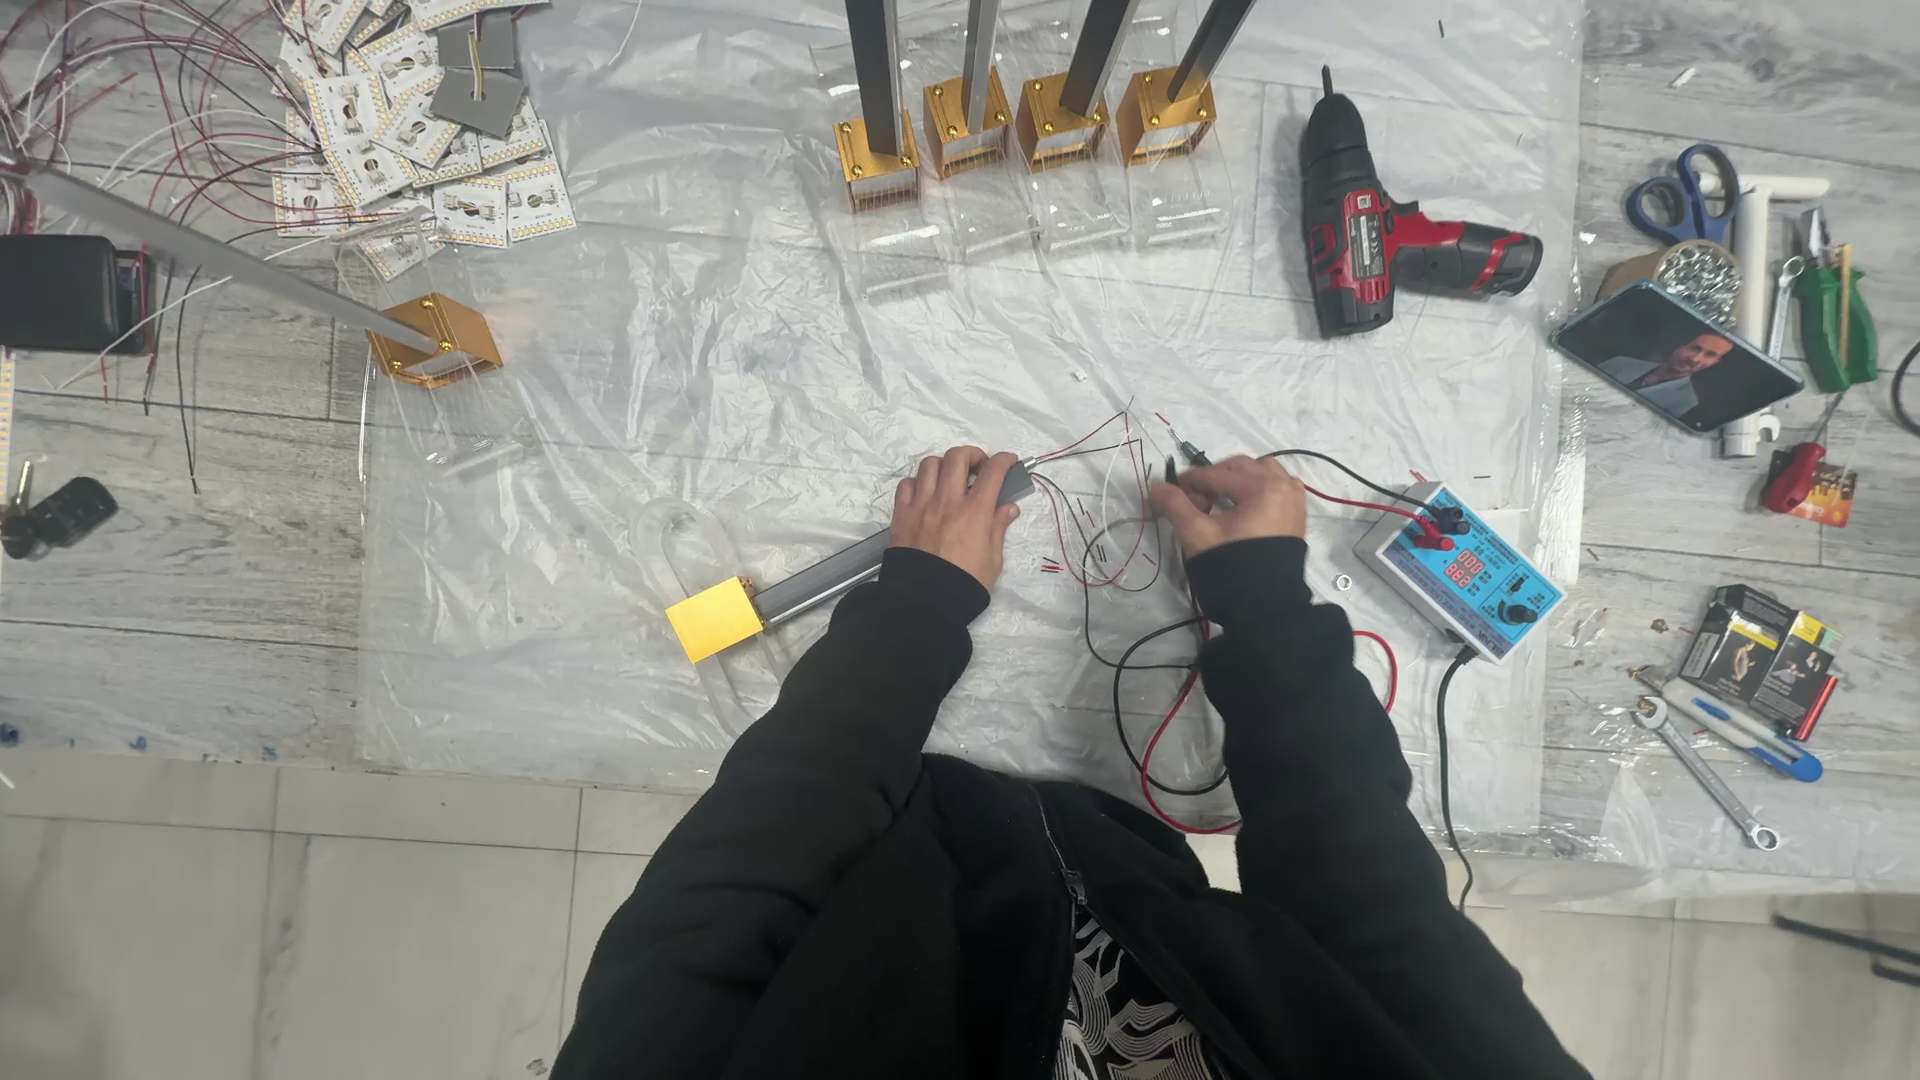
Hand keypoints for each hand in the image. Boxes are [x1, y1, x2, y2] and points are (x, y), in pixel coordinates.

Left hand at [889, 446, 1022, 588]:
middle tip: (977, 467)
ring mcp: (921, 504)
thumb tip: (1008, 508)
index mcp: (975, 511)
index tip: (1009, 461)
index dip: (1004, 460)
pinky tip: (925, 494)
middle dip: (972, 455)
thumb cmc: (964, 583)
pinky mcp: (901, 514)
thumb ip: (999, 528)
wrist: (925, 601)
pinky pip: (906, 484)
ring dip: (944, 466)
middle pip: (957, 456)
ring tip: (949, 478)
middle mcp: (948, 500)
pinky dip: (918, 483)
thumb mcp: (993, 559)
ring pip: (930, 464)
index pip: (993, 471)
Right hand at [1148, 454, 1306, 556]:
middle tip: (1195, 502)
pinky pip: (1277, 487)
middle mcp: (1284, 486)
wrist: (1263, 606)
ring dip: (1237, 479)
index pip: (1216, 474)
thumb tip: (1155, 486)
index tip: (1170, 493)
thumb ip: (1174, 505)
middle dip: (1213, 478)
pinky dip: (1258, 488)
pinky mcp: (1296, 515)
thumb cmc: (1230, 566)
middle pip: (1240, 467)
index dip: (1189, 482)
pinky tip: (1242, 507)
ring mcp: (1294, 500)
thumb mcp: (1196, 534)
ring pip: (1261, 472)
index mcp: (1262, 487)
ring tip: (1219, 502)